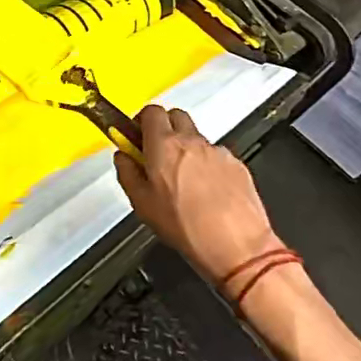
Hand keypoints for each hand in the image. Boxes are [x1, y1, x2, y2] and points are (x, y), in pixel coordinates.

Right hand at [114, 105, 283, 284]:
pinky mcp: (237, 166)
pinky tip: (205, 191)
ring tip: (182, 178)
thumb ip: (127, 173)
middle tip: (156, 150)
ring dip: (187, 148)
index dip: (141, 121)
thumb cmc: (190, 228)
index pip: (150, 112)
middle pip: (175, 116)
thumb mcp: (142, 203)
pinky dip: (208, 165)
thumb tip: (123, 160)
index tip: (136, 135)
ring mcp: (217, 152)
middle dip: (164, 127)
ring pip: (197, 137)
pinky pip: (217, 156)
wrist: (238, 248)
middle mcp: (192, 142)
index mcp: (163, 145)